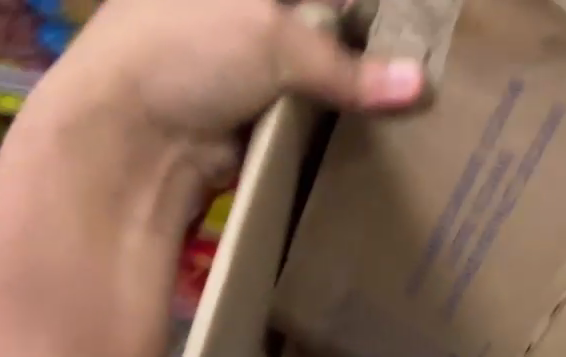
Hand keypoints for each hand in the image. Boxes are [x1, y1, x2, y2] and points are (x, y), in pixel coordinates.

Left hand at [33, 0, 423, 169]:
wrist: (136, 136)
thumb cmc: (187, 52)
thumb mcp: (272, 39)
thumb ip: (349, 66)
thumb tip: (421, 85)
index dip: (365, 9)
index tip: (417, 25)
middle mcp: (253, 13)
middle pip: (331, 24)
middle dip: (375, 47)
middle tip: (429, 66)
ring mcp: (260, 65)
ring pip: (331, 73)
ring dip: (365, 90)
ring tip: (419, 103)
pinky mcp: (268, 114)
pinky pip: (321, 115)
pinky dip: (347, 123)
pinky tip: (385, 130)